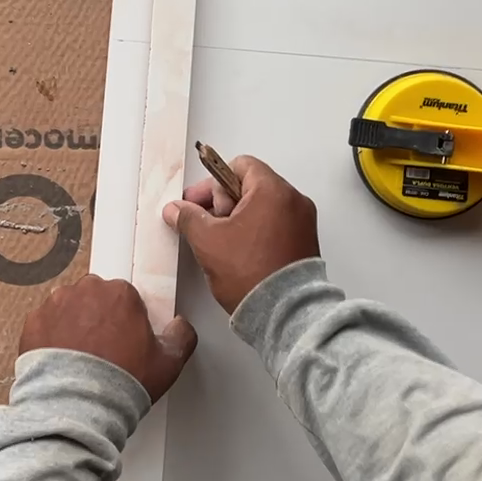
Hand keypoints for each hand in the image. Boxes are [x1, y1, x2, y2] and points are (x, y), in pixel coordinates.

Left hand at [19, 274, 198, 402]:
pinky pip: (45, 323)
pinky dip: (50, 337)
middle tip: (103, 350)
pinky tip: (61, 361)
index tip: (125, 339)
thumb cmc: (120, 383)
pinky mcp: (34, 322)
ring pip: (69, 307)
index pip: (125, 296)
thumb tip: (181, 326)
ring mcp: (56, 304)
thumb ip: (181, 336)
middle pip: (95, 297)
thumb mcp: (168, 364)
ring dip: (74, 324)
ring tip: (80, 358)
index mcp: (121, 293)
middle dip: (98, 317)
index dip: (126, 319)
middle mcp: (87, 290)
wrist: (77, 407)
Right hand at [163, 155, 319, 313]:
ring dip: (237, 218)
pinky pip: (275, 225)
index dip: (213, 183)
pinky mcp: (304, 243)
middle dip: (222, 203)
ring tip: (221, 244)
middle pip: (250, 185)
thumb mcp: (208, 241)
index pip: (239, 166)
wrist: (284, 314)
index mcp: (273, 190)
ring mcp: (302, 222)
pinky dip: (255, 231)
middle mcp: (293, 201)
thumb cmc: (252, 275)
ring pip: (261, 207)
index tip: (198, 202)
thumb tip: (176, 209)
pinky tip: (238, 253)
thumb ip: (188, 218)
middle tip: (208, 226)